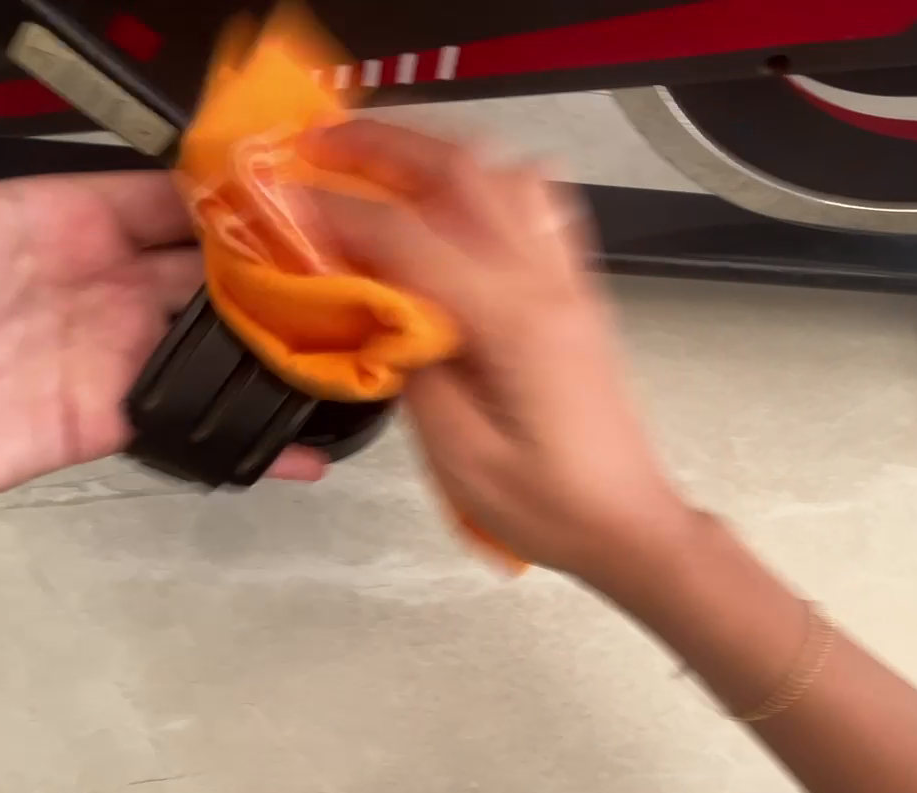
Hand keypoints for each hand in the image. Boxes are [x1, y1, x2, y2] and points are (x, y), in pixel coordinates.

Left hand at [0, 0, 321, 535]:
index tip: (302, 187)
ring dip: (282, 342)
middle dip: (279, 265)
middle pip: (218, 267)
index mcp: (60, 216)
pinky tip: (314, 444)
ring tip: (358, 342)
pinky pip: (202, 421)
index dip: (235, 187)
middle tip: (355, 269)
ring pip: (224, 340)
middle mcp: (103, 284)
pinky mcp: (120, 420)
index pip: (172, 192)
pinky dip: (258, 437)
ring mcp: (117, 356)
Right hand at [302, 121, 691, 580]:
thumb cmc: (551, 507)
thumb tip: (388, 318)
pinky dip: (495, 188)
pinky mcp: (580, 301)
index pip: (412, 239)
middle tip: (325, 144)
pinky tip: (466, 205)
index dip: (341, 215)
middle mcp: (548, 286)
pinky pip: (544, 213)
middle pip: (467, 174)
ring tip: (388, 166)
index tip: (289, 204)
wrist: (627, 523)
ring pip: (511, 177)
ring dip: (442, 157)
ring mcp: (571, 287)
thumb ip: (417, 374)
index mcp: (514, 324)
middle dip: (387, 147)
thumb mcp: (463, 458)